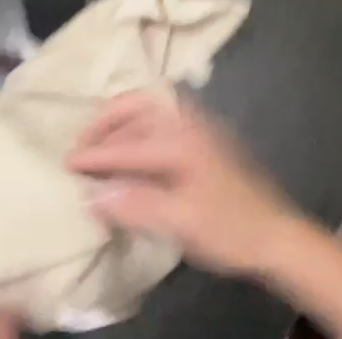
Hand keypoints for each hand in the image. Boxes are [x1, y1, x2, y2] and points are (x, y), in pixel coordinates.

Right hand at [67, 91, 306, 276]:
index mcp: (183, 141)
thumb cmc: (229, 229)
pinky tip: (132, 148)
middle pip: (140, 106)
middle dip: (107, 121)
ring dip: (122, 122)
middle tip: (81, 144)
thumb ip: (137, 205)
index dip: (96, 154)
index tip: (66, 163)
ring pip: (152, 111)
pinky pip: (163, 120)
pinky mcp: (206, 140)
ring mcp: (201, 128)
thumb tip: (93, 194)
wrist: (276, 234)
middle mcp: (191, 124)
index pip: (129, 143)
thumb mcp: (181, 223)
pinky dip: (139, 126)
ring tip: (100, 145)